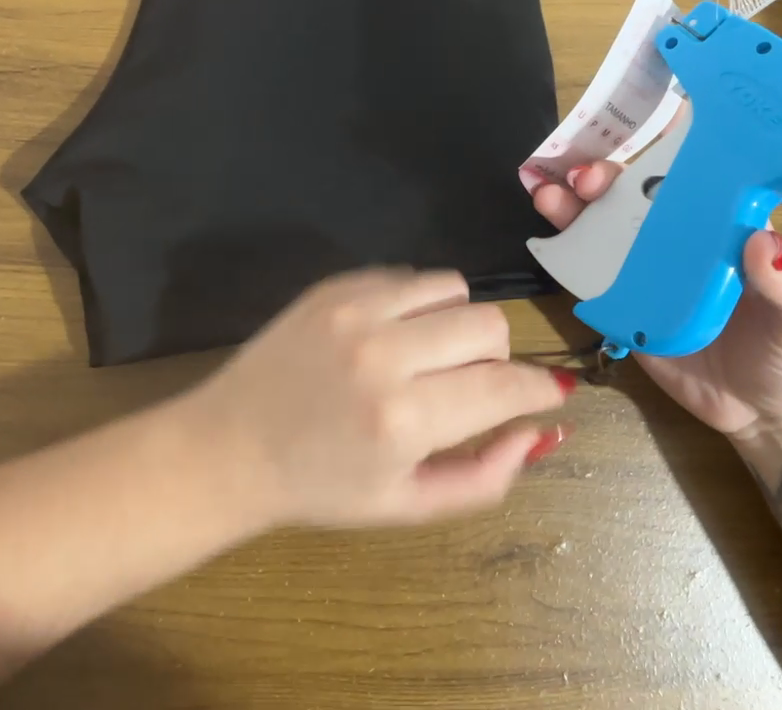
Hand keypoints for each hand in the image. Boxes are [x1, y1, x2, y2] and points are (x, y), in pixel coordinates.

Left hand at [183, 269, 571, 528]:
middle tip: (469, 383)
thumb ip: (487, 476)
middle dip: (497, 357)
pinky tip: (391, 336)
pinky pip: (409, 276)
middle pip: (489, 324)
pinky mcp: (334, 286)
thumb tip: (542, 428)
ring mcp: (354, 311)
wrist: (232, 446)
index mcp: (404, 420)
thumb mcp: (409, 505)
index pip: (505, 386)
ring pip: (454, 288)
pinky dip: (418, 305)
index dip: (540, 388)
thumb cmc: (323, 486)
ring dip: (457, 323)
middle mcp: (383, 354)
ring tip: (428, 355)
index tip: (548, 392)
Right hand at [533, 162, 781, 438]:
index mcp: (725, 226)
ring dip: (574, 207)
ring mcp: (649, 272)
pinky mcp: (625, 306)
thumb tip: (763, 240)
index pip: (690, 178)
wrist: (765, 417)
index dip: (660, 154)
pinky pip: (592, 276)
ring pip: (606, 229)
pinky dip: (566, 254)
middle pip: (637, 197)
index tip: (632, 148)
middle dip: (604, 179)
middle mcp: (682, 240)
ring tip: (546, 195)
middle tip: (581, 178)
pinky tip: (545, 237)